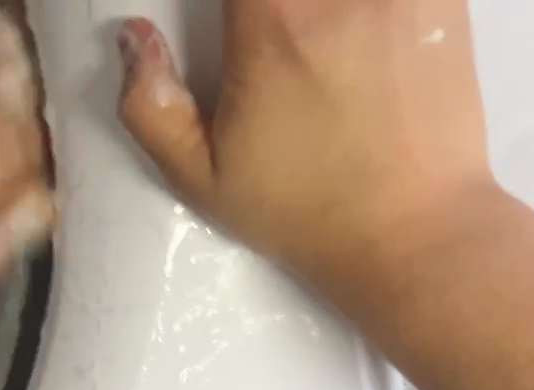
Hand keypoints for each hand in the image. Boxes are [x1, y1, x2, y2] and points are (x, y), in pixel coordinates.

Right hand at [116, 0, 500, 289]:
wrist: (401, 224)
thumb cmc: (292, 207)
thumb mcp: (196, 176)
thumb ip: (150, 106)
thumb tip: (133, 35)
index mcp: (271, 24)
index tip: (211, 14)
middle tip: (247, 25)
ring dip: (304, 4)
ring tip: (294, 29)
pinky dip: (362, 3)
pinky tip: (347, 27)